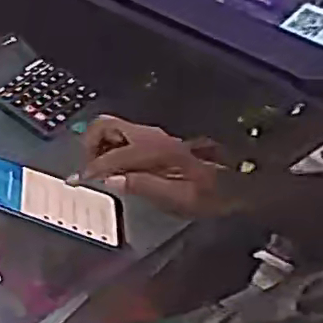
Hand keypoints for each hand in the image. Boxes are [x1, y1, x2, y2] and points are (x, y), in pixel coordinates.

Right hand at [77, 116, 227, 217]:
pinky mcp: (155, 142)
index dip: (92, 168)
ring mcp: (154, 137)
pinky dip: (110, 148)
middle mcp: (153, 137)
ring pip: (111, 129)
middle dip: (89, 145)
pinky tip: (116, 168)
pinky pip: (122, 137)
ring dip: (99, 146)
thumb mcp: (178, 198)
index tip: (80, 180)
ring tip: (101, 169)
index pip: (111, 154)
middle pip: (104, 125)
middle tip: (89, 167)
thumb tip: (111, 180)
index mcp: (157, 149)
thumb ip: (142, 186)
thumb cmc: (213, 195)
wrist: (242, 187)